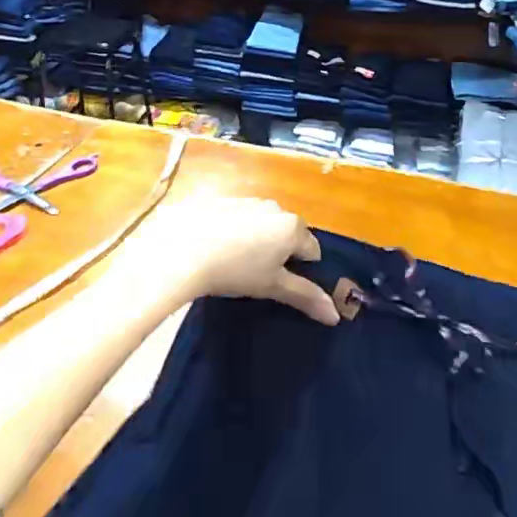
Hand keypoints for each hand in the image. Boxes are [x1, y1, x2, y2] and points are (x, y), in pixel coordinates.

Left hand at [116, 196, 340, 325]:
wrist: (181, 249)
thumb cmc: (235, 270)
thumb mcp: (272, 286)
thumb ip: (305, 296)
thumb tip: (335, 316)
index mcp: (293, 226)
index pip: (312, 251)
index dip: (301, 271)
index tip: (280, 284)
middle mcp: (275, 206)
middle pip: (288, 234)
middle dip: (279, 253)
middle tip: (257, 276)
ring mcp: (247, 200)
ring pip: (262, 223)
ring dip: (256, 240)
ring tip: (233, 263)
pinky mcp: (220, 199)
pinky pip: (237, 217)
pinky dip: (233, 230)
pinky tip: (215, 247)